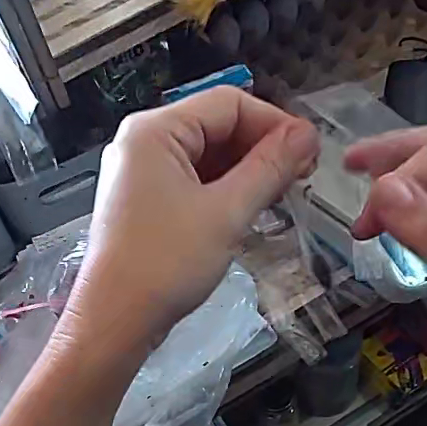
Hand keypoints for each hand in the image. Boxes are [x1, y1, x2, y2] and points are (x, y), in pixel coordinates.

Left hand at [62, 87, 320, 359]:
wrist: (115, 321)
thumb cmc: (165, 264)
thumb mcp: (226, 213)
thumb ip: (269, 168)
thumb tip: (306, 135)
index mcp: (155, 131)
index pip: (229, 104)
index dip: (275, 124)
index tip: (311, 153)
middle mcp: (143, 143)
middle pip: (216, 127)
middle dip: (262, 149)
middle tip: (300, 178)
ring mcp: (140, 174)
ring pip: (206, 157)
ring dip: (246, 172)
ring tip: (280, 195)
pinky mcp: (144, 203)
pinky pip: (192, 182)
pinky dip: (223, 191)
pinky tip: (249, 209)